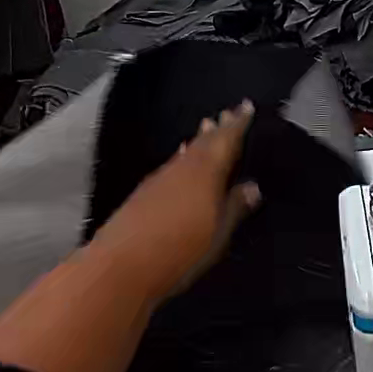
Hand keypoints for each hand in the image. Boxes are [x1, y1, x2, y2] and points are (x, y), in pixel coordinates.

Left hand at [88, 101, 261, 300]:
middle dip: (220, 127)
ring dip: (200, 138)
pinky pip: (172, 162)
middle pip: (205, 141)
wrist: (120, 266)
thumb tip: (252, 186)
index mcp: (207, 172)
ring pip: (187, 150)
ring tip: (208, 125)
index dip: (238, 124)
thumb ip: (235, 207)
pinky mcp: (145, 191)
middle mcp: (184, 167)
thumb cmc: (180, 251)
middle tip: (229, 111)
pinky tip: (180, 155)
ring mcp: (162, 178)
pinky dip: (182, 154)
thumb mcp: (218, 234)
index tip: (246, 105)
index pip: (227, 140)